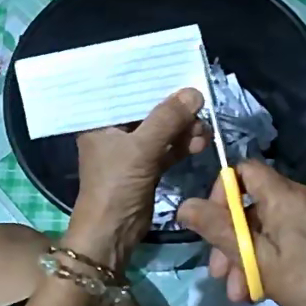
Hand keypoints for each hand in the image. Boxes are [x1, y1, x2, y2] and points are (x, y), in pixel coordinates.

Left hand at [64, 88, 208, 270]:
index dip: (153, 82)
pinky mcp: (146, 167)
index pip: (126, 92)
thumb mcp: (141, 148)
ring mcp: (130, 150)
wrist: (112, 233)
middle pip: (148, 110)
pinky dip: (183, 145)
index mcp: (100, 121)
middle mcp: (113, 131)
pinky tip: (202, 142)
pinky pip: (168, 148)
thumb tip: (194, 92)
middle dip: (176, 109)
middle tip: (200, 107)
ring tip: (204, 130)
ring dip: (184, 128)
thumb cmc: (115, 185)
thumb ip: (167, 119)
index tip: (180, 72)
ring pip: (162, 130)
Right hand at [176, 161, 305, 305]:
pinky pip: (284, 235)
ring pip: (266, 225)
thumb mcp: (254, 257)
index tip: (211, 223)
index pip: (244, 169)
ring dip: (246, 255)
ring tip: (238, 291)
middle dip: (230, 237)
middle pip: (252, 204)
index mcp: (284, 194)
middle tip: (219, 272)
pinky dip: (267, 256)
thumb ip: (218, 229)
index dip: (221, 191)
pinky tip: (259, 289)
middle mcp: (300, 196)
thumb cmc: (305, 280)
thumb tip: (184, 206)